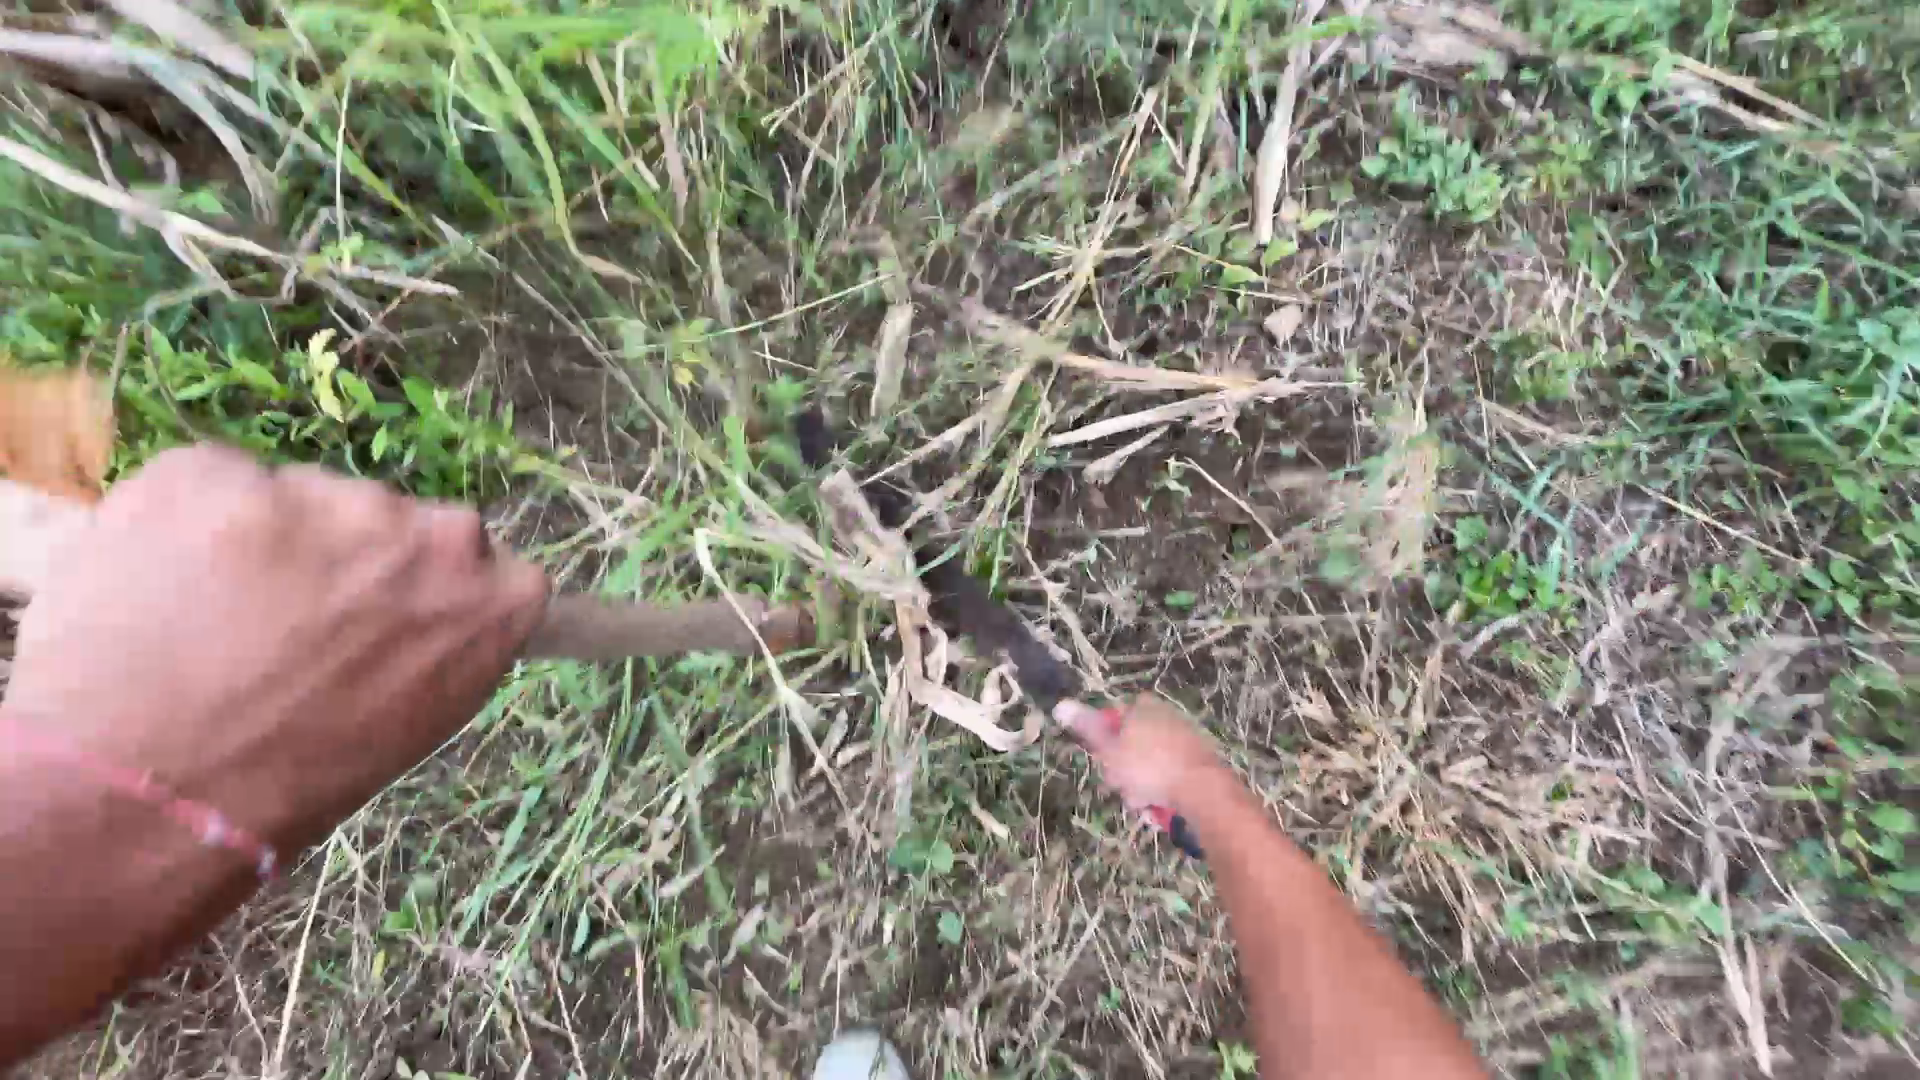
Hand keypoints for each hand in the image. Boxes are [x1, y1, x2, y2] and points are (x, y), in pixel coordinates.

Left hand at [4, 445, 548, 853]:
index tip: (386, 618)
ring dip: (278, 537)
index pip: (484, 562)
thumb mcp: (433, 705)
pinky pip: (218, 480)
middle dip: (359, 554)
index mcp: (503, 590)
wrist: (150, 793)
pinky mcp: (223, 478)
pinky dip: (195, 520)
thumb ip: (453, 628)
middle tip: (298, 618)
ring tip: (220, 612)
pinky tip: (170, 582)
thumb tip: (428, 597)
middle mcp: (442, 532)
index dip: (427, 586)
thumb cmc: (306, 767)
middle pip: (402, 521)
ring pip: (310, 497)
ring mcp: (337, 497)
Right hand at [1054, 695, 1224, 813]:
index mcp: (1144, 706)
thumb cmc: (1149, 766)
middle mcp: (1166, 716)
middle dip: (1123, 769)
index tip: (1104, 760)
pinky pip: (1170, 777)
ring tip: (1141, 802)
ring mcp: (1186, 740)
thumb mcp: (1110, 748)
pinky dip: (1162, 792)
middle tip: (1120, 785)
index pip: (1113, 716)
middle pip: (1131, 744)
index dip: (1105, 741)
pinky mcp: (1200, 763)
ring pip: (1149, 764)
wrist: (1203, 791)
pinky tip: (1159, 808)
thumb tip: (1060, 704)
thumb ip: (1086, 727)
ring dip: (1140, 786)